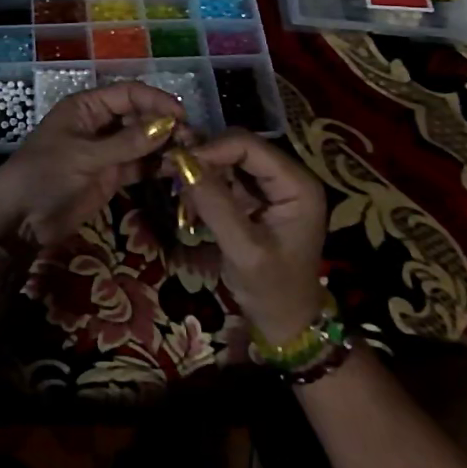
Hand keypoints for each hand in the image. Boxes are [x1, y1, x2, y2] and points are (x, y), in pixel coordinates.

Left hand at [0, 81, 184, 245]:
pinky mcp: (111, 176)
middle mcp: (99, 124)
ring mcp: (106, 151)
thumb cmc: (43, 176)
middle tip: (193, 142)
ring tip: (192, 157)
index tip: (182, 117)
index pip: (128, 94)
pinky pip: (140, 166)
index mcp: (85, 107)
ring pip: (144, 142)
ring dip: (166, 147)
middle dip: (166, 125)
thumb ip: (126, 143)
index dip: (156, 101)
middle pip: (140, 116)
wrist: (20, 218)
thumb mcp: (84, 156)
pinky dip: (158, 167)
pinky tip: (178, 172)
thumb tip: (167, 126)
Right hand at [171, 131, 328, 344]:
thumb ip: (216, 206)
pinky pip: (223, 177)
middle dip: (203, 157)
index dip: (212, 148)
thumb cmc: (273, 289)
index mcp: (297, 185)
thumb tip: (182, 164)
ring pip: (226, 159)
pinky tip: (188, 203)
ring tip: (177, 192)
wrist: (286, 321)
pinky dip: (203, 185)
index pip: (249, 146)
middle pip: (237, 147)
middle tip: (169, 173)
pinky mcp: (253, 198)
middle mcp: (286, 178)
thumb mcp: (244, 250)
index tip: (177, 166)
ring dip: (200, 171)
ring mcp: (270, 187)